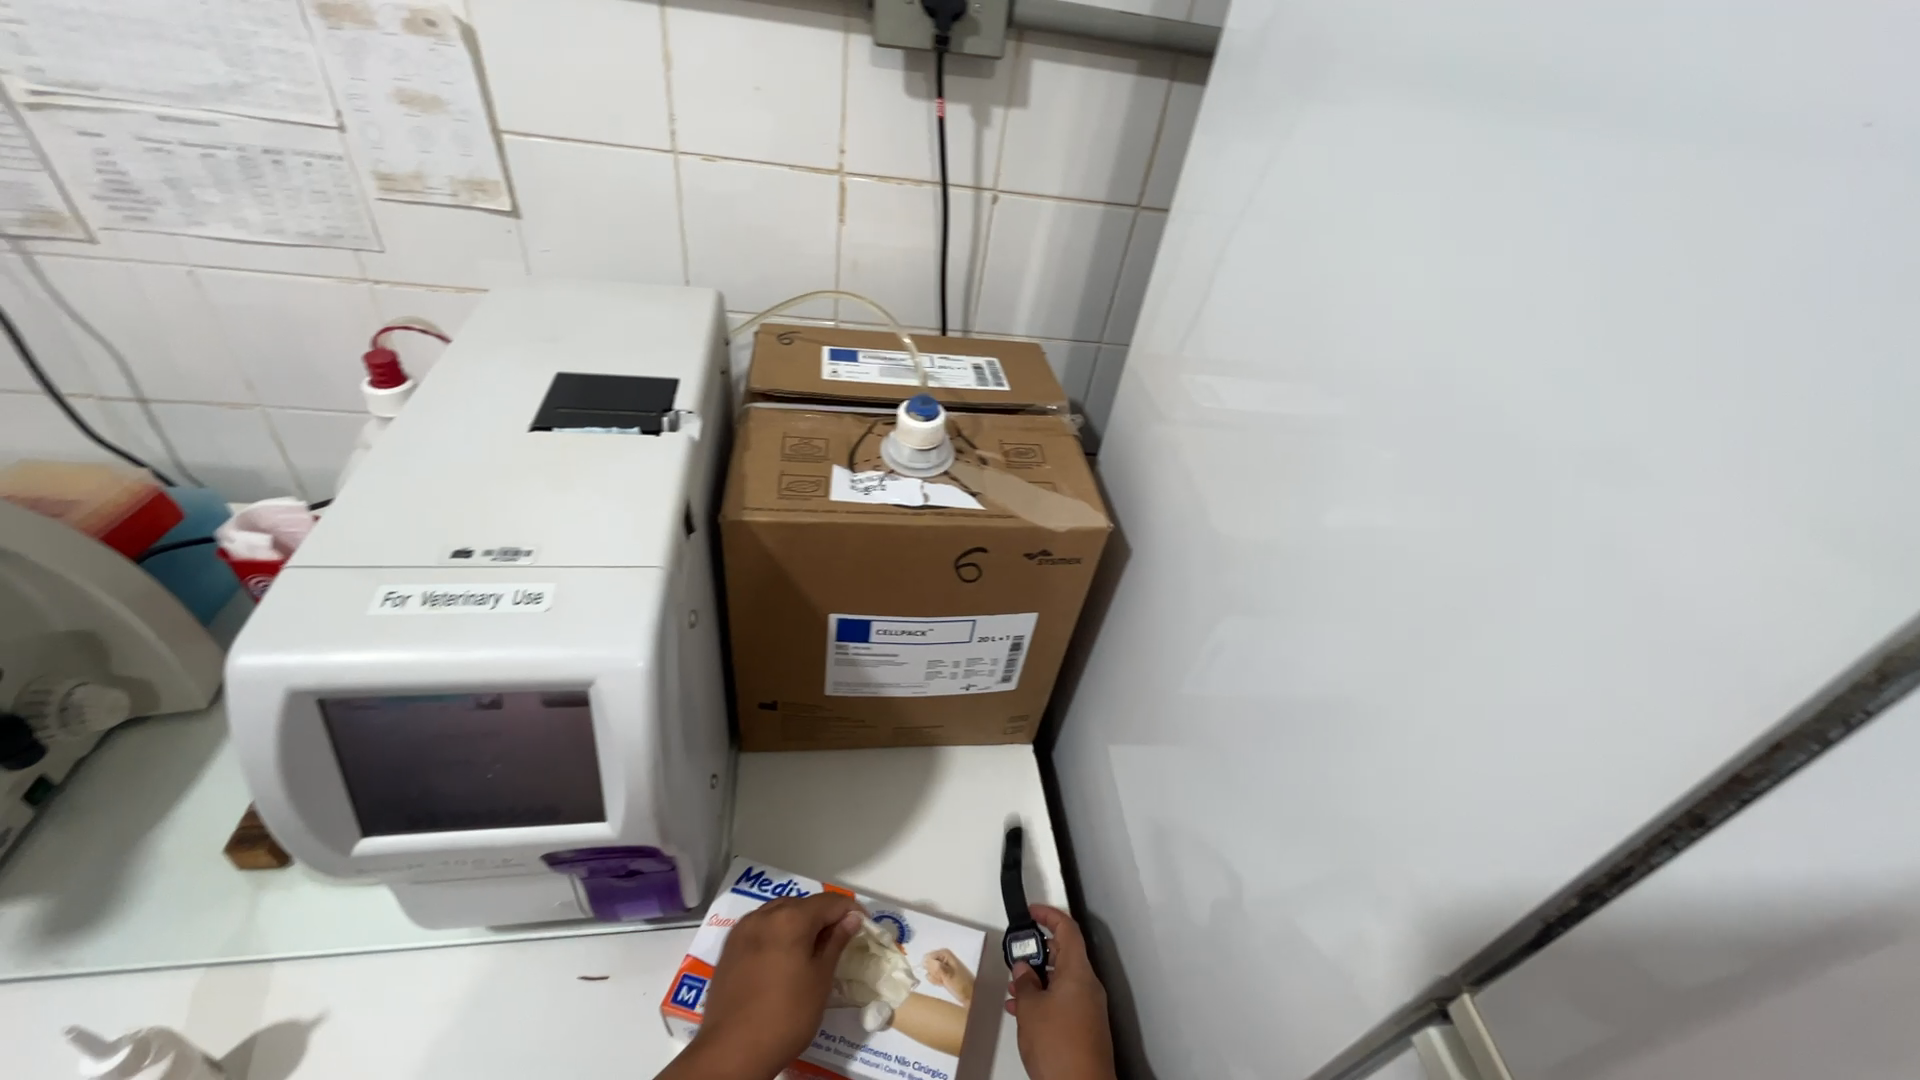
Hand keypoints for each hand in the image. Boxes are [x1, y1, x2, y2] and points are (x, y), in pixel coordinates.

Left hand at [668, 893, 865, 1079]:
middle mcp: (763, 915)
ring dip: (799, 922)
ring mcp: (743, 930)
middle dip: (823, 916)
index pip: (829, 902)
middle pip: (802, 904)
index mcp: (790, 919)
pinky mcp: (729, 948)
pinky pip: (760, 927)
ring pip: (779, 913)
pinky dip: (777, 932)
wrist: (732, 1052)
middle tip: (839, 939)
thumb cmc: (786, 1016)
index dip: (850, 910)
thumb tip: (851, 918)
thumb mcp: (820, 979)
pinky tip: (783, 956)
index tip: (863, 925)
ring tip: (812, 948)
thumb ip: (836, 942)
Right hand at [923, 948, 975, 1004]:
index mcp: (944, 953)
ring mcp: (942, 965)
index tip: (938, 973)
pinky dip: (936, 981)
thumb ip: (935, 967)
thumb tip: (924, 961)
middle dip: (933, 973)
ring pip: (929, 971)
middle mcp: (942, 957)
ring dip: (935, 978)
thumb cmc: (960, 983)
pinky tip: (943, 984)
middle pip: (927, 964)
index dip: (931, 967)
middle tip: (942, 978)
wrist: (969, 994)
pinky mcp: (942, 973)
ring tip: (944, 981)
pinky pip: (932, 977)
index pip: (927, 958)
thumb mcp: (948, 974)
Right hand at [1005, 905, 1116, 1079]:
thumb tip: (1023, 969)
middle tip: (1015, 957)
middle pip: (1064, 953)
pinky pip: (1063, 1000)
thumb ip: (1025, 983)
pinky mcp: (1085, 1026)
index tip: (1031, 910)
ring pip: (1061, 979)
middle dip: (1037, 952)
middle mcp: (1088, 985)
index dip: (1049, 915)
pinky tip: (1022, 1011)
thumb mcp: (1031, 1009)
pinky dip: (1044, 999)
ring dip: (1037, 979)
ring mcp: (1089, 1007)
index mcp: (1078, 972)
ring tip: (1013, 989)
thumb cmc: (1057, 1045)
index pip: (1067, 929)